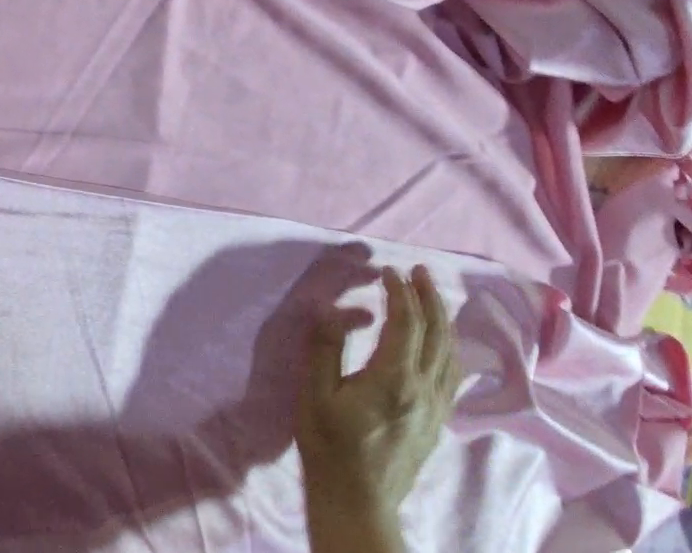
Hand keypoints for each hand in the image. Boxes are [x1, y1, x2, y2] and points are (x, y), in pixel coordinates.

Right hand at [297, 265, 460, 541]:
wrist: (357, 497)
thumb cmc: (327, 442)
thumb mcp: (314, 393)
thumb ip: (324, 349)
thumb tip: (330, 307)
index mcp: (394, 379)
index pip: (406, 325)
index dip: (400, 294)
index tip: (388, 270)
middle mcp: (425, 390)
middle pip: (437, 336)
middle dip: (429, 300)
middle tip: (419, 271)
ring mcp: (436, 408)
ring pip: (451, 355)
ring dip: (443, 321)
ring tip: (431, 298)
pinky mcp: (437, 420)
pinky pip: (452, 375)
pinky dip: (449, 348)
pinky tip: (442, 344)